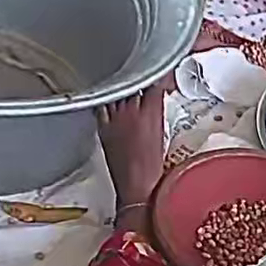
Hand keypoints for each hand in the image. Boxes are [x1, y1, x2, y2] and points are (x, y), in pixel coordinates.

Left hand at [98, 77, 169, 223]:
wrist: (137, 190)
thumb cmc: (153, 171)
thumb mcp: (163, 136)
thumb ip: (157, 112)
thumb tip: (155, 98)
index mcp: (150, 113)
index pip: (155, 82)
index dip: (159, 76)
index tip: (163, 75)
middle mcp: (129, 111)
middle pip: (134, 82)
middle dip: (142, 77)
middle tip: (148, 79)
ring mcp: (114, 118)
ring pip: (117, 90)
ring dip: (125, 86)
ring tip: (130, 84)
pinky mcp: (103, 128)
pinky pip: (103, 104)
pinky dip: (109, 98)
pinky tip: (113, 99)